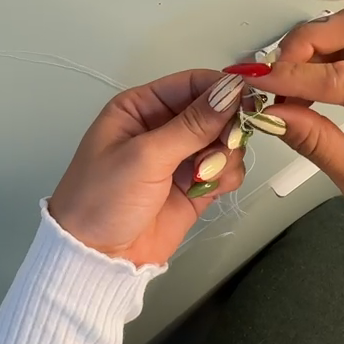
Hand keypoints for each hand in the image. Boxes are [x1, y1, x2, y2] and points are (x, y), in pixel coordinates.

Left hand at [49, 70, 247, 266]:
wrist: (96, 260)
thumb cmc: (101, 198)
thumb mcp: (144, 156)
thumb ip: (191, 125)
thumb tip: (229, 91)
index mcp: (141, 107)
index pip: (191, 84)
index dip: (221, 89)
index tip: (247, 101)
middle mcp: (162, 127)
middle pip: (215, 111)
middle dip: (225, 128)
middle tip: (223, 146)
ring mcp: (180, 158)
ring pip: (225, 141)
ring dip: (224, 155)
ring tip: (204, 175)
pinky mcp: (195, 186)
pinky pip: (226, 169)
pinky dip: (226, 176)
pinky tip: (207, 188)